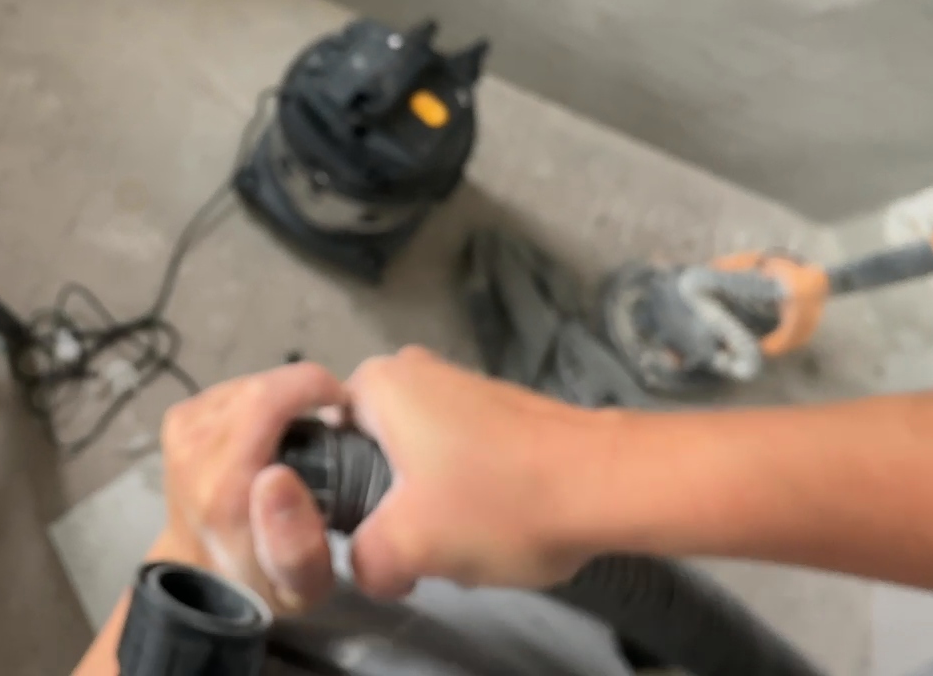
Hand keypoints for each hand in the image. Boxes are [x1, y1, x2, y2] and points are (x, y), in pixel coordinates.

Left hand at [154, 362, 347, 612]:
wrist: (200, 574)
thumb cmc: (258, 580)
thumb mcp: (298, 588)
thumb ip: (298, 546)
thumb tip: (279, 477)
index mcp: (221, 483)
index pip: (266, 398)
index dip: (312, 386)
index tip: (342, 408)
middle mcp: (192, 447)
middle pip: (258, 386)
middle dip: (299, 391)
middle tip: (326, 423)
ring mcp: (180, 429)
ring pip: (245, 383)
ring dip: (278, 397)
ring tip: (299, 431)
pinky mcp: (178, 418)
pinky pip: (230, 390)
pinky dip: (257, 401)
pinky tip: (267, 430)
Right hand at [346, 346, 621, 598]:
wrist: (606, 482)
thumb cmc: (498, 498)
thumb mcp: (411, 546)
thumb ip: (365, 561)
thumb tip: (367, 565)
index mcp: (375, 382)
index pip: (326, 440)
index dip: (344, 492)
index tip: (375, 526)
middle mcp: (409, 368)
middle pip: (373, 451)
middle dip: (394, 501)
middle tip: (422, 535)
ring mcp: (454, 381)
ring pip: (415, 455)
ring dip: (432, 498)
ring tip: (467, 529)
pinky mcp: (491, 403)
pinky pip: (454, 449)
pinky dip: (466, 485)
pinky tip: (496, 515)